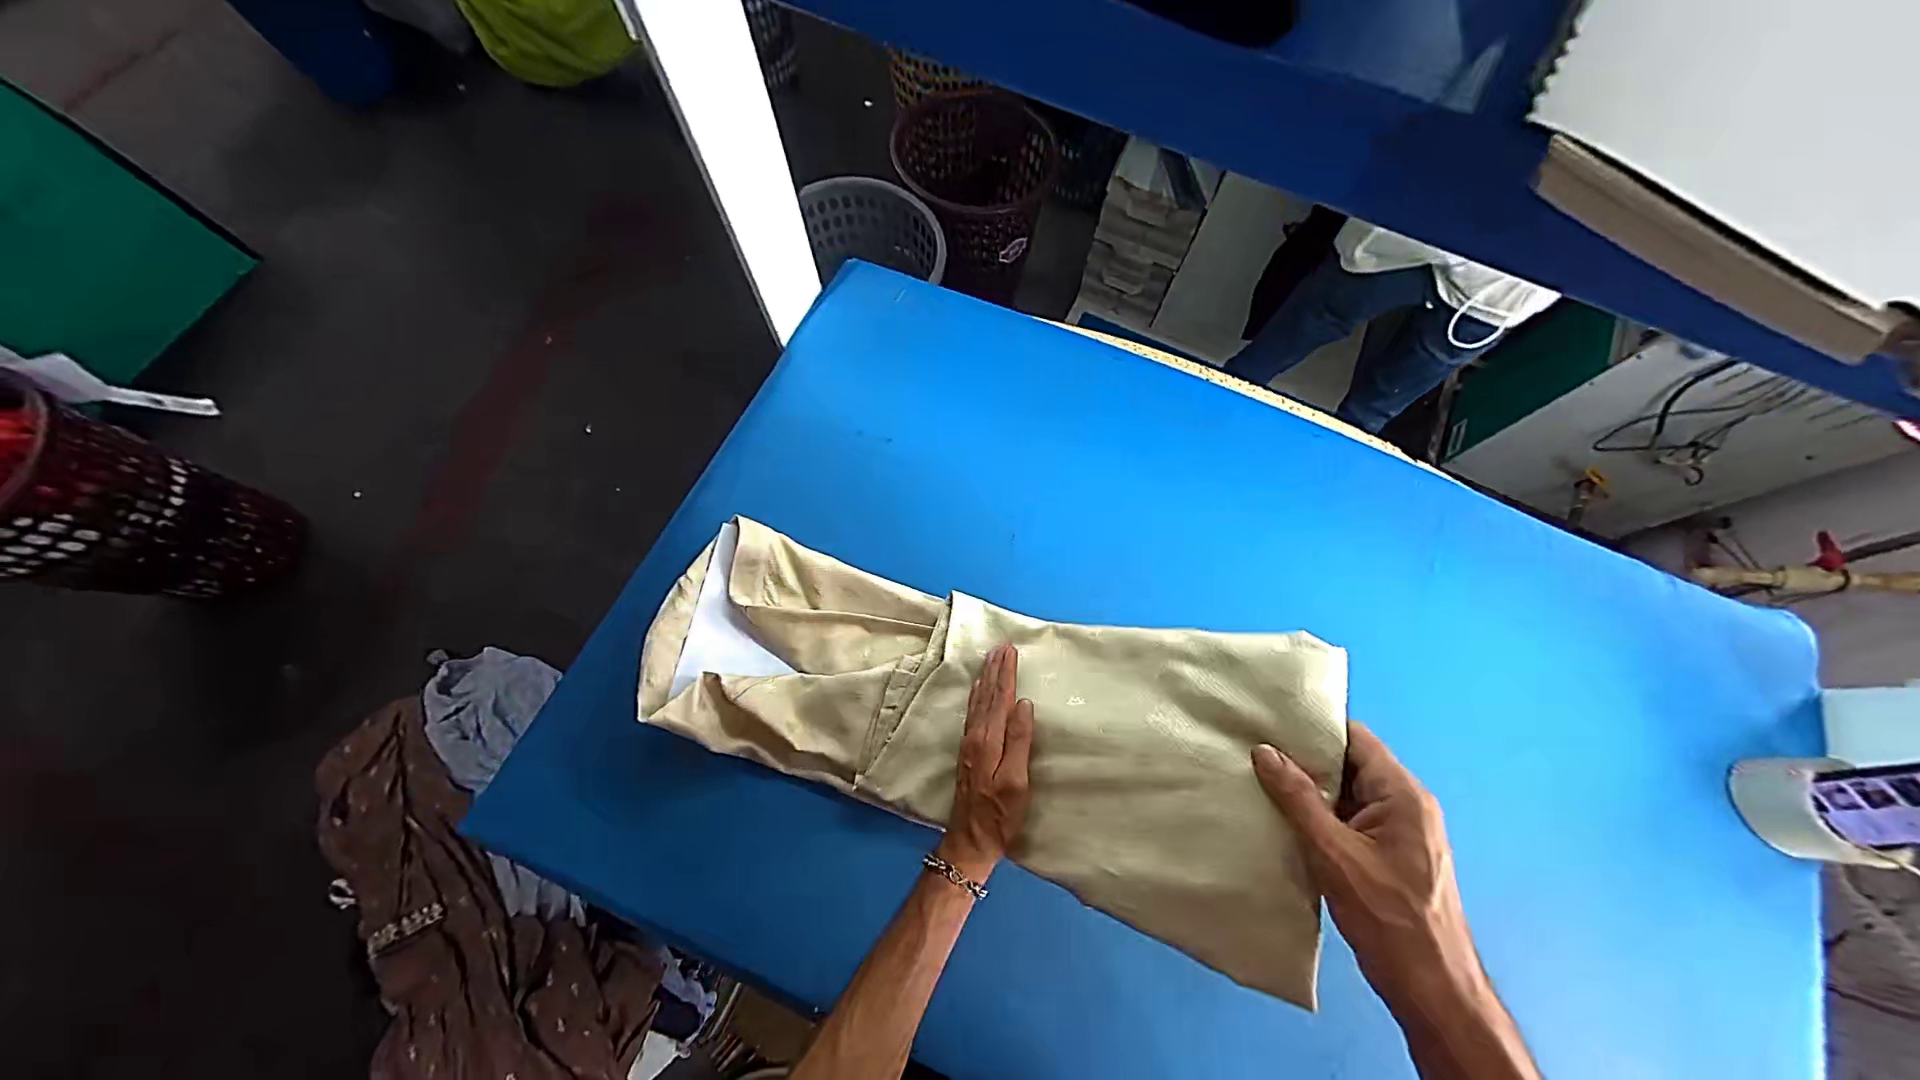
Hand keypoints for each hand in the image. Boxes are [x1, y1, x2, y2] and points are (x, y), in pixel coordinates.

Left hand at [937, 644, 1034, 883]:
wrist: (970, 839)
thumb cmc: (1000, 815)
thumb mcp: (1016, 782)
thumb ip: (1019, 742)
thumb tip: (1023, 705)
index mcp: (988, 740)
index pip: (1000, 699)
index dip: (1006, 674)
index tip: (1011, 651)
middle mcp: (975, 736)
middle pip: (987, 695)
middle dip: (995, 669)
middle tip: (1001, 646)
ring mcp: (969, 743)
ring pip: (979, 701)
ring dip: (985, 678)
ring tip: (991, 658)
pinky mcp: (968, 751)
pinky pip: (973, 712)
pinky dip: (977, 696)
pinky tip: (977, 689)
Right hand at [1251, 721, 1483, 1013]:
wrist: (1433, 990)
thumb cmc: (1388, 917)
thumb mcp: (1333, 852)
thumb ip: (1298, 798)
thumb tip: (1265, 751)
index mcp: (1403, 795)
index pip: (1356, 739)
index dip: (1315, 728)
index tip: (1272, 723)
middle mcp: (1407, 804)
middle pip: (1350, 764)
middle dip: (1306, 758)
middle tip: (1257, 750)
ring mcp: (1401, 830)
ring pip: (1348, 793)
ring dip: (1310, 789)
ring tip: (1262, 778)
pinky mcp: (1391, 853)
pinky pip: (1350, 818)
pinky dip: (1320, 814)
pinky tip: (1285, 816)